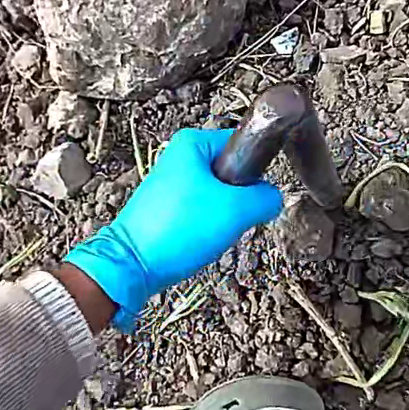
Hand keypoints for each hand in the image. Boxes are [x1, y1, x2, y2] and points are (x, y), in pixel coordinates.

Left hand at [63, 128, 282, 330]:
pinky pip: (205, 212)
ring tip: (214, 230)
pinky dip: (210, 227)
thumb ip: (267, 198)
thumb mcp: (238, 209)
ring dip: (227, 216)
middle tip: (232, 216)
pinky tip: (202, 239)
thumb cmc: (179, 230)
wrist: (134, 266)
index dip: (256, 173)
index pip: (244, 147)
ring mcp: (173, 184)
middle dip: (241, 199)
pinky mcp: (169, 208)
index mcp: (193, 143)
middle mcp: (180, 157)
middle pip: (234, 173)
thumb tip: (274, 198)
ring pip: (222, 196)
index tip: (251, 195)